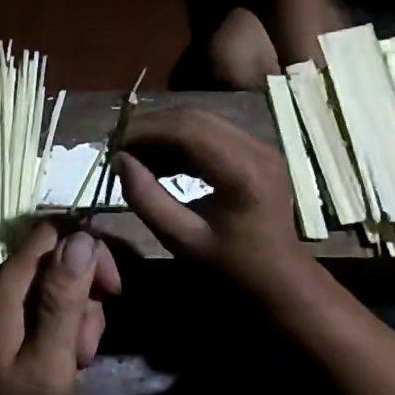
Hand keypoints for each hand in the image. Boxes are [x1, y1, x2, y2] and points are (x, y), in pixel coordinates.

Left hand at [0, 222, 119, 394]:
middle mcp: (7, 279)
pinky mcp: (17, 311)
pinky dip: (71, 325)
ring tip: (77, 357)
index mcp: (10, 283)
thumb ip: (62, 300)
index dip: (90, 252)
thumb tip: (82, 239)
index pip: (56, 232)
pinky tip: (69, 357)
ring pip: (65, 280)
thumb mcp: (48, 359)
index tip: (110, 291)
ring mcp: (11, 296)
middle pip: (63, 255)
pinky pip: (55, 300)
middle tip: (88, 338)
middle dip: (89, 292)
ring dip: (83, 315)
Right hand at [115, 108, 312, 292]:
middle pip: (194, 117)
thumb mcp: (180, 239)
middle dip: (151, 127)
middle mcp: (256, 149)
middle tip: (119, 147)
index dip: (145, 130)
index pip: (186, 129)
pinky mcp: (258, 150)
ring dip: (164, 132)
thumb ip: (147, 199)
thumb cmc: (229, 264)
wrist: (280, 277)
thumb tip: (119, 161)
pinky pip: (212, 132)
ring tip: (135, 156)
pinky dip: (181, 140)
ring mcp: (261, 146)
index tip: (113, 145)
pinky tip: (161, 162)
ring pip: (202, 120)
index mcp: (242, 173)